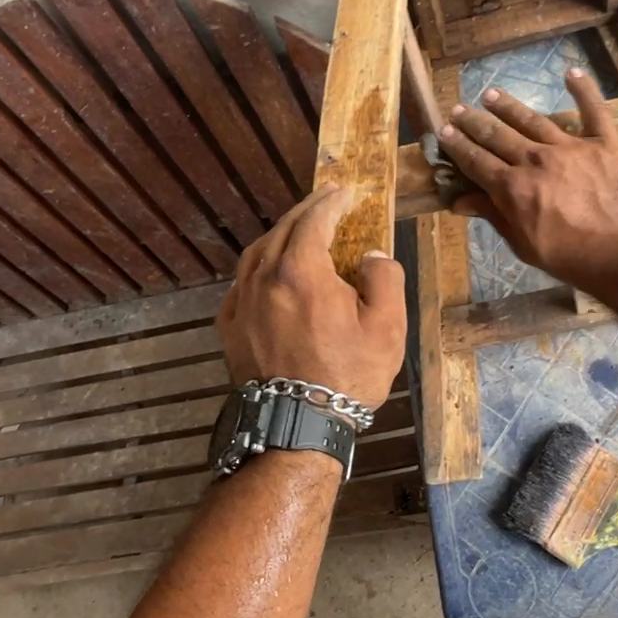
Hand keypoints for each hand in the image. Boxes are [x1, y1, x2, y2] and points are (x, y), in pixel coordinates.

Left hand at [217, 185, 407, 409]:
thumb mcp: (387, 327)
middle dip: (305, 211)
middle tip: (324, 199)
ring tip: (297, 229)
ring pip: (257, 252)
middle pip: (282, 230)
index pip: (314, 221)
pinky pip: (242, 282)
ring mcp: (242, 303)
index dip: (331, 202)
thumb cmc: (348, 375)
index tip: (344, 191)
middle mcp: (264, 279)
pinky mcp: (230, 327)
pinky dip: (259, 266)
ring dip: (279, 234)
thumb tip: (371, 255)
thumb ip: (384, 279)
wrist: (297, 425)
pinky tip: (269, 271)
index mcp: (301, 272)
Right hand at [436, 68, 617, 288]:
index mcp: (514, 188)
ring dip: (509, 106)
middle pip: (498, 135)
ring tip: (491, 94)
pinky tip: (572, 72)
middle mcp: (537, 160)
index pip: (477, 161)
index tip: (444, 131)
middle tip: (459, 109)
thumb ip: (495, 217)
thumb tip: (460, 202)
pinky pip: (594, 110)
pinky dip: (584, 89)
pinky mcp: (606, 142)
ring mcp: (572, 147)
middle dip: (474, 122)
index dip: (458, 146)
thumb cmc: (573, 258)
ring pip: (533, 119)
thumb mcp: (525, 245)